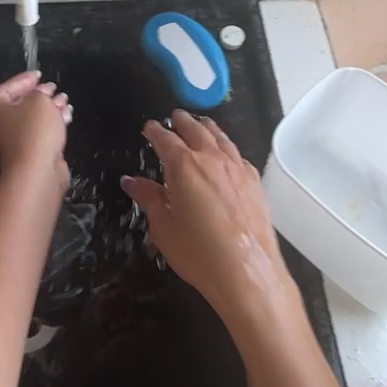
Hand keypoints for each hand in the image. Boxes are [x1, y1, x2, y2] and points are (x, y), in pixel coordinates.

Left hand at [0, 72, 70, 181]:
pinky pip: (39, 134)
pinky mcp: (27, 155)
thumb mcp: (39, 101)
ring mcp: (12, 143)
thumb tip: (43, 94)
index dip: (23, 80)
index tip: (39, 75)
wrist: (36, 171)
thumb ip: (40, 93)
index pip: (6, 88)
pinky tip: (66, 118)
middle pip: (19, 105)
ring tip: (65, 101)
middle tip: (54, 89)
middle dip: (39, 95)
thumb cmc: (33, 130)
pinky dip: (52, 124)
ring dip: (49, 109)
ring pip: (31, 120)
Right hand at [121, 112, 297, 329]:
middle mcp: (211, 159)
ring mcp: (237, 168)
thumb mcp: (164, 227)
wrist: (247, 270)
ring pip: (221, 139)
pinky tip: (228, 153)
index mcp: (184, 166)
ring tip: (202, 124)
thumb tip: (132, 181)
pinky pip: (238, 156)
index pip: (166, 140)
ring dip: (208, 129)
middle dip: (183, 122)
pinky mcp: (254, 182)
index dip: (156, 132)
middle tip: (176, 116)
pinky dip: (228, 148)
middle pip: (196, 131)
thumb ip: (150, 198)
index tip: (149, 127)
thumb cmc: (198, 252)